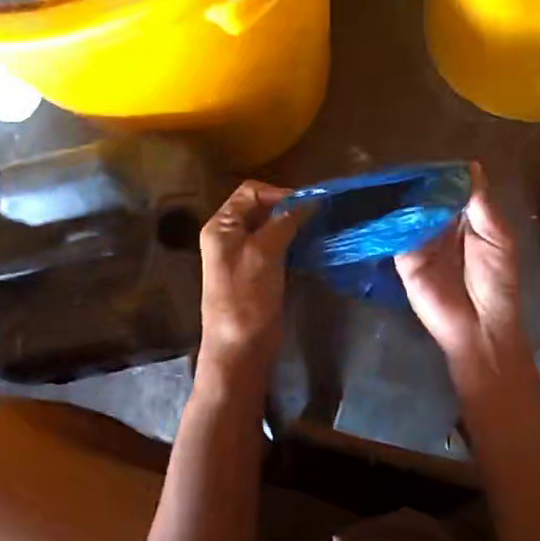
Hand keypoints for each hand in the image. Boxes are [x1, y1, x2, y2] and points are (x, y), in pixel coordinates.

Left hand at [198, 180, 305, 375]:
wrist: (240, 348)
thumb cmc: (247, 297)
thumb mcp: (265, 253)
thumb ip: (284, 223)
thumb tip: (309, 202)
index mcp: (222, 226)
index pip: (250, 192)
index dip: (278, 193)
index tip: (307, 206)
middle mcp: (229, 237)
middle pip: (261, 209)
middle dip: (288, 209)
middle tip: (317, 218)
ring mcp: (244, 256)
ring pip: (271, 229)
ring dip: (293, 227)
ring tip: (318, 232)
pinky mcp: (258, 274)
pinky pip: (276, 249)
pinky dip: (293, 245)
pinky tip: (311, 249)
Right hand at [396, 163, 528, 375]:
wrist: (479, 325)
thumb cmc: (496, 282)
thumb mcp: (497, 236)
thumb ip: (481, 204)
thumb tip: (470, 167)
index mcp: (466, 221)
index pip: (450, 191)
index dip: (442, 176)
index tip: (431, 158)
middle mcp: (440, 229)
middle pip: (426, 200)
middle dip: (418, 184)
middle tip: (405, 164)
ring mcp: (420, 243)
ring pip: (409, 214)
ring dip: (402, 199)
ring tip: (390, 175)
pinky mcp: (404, 259)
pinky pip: (396, 235)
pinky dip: (393, 220)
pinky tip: (388, 203)